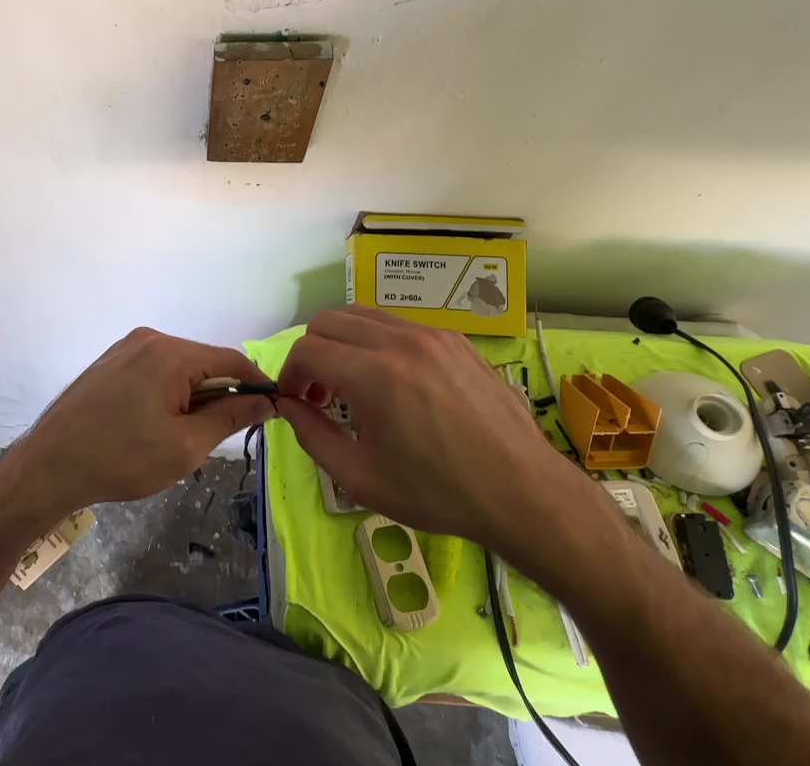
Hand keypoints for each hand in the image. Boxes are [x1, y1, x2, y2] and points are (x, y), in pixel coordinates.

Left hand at [0, 328, 276, 518]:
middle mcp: (149, 339)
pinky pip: (154, 370)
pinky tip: (154, 425)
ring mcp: (125, 347)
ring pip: (178, 368)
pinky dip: (167, 393)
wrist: (50, 466)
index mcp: (171, 353)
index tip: (272, 412)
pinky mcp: (109, 362)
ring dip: (192, 396)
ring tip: (181, 436)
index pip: (233, 360)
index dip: (257, 385)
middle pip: (204, 362)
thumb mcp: (186, 446)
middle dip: (220, 394)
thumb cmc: (122, 460)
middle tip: (219, 435)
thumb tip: (266, 399)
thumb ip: (230, 416)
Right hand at [273, 306, 581, 545]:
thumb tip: (288, 406)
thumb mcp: (360, 478)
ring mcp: (432, 335)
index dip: (289, 374)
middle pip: (329, 321)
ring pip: (364, 315)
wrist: (522, 492)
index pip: (307, 349)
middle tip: (320, 394)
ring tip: (354, 386)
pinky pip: (399, 325)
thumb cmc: (438, 494)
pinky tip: (393, 382)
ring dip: (344, 343)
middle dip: (312, 353)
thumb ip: (312, 436)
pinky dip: (378, 343)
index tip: (294, 402)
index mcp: (373, 375)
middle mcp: (400, 342)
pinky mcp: (456, 340)